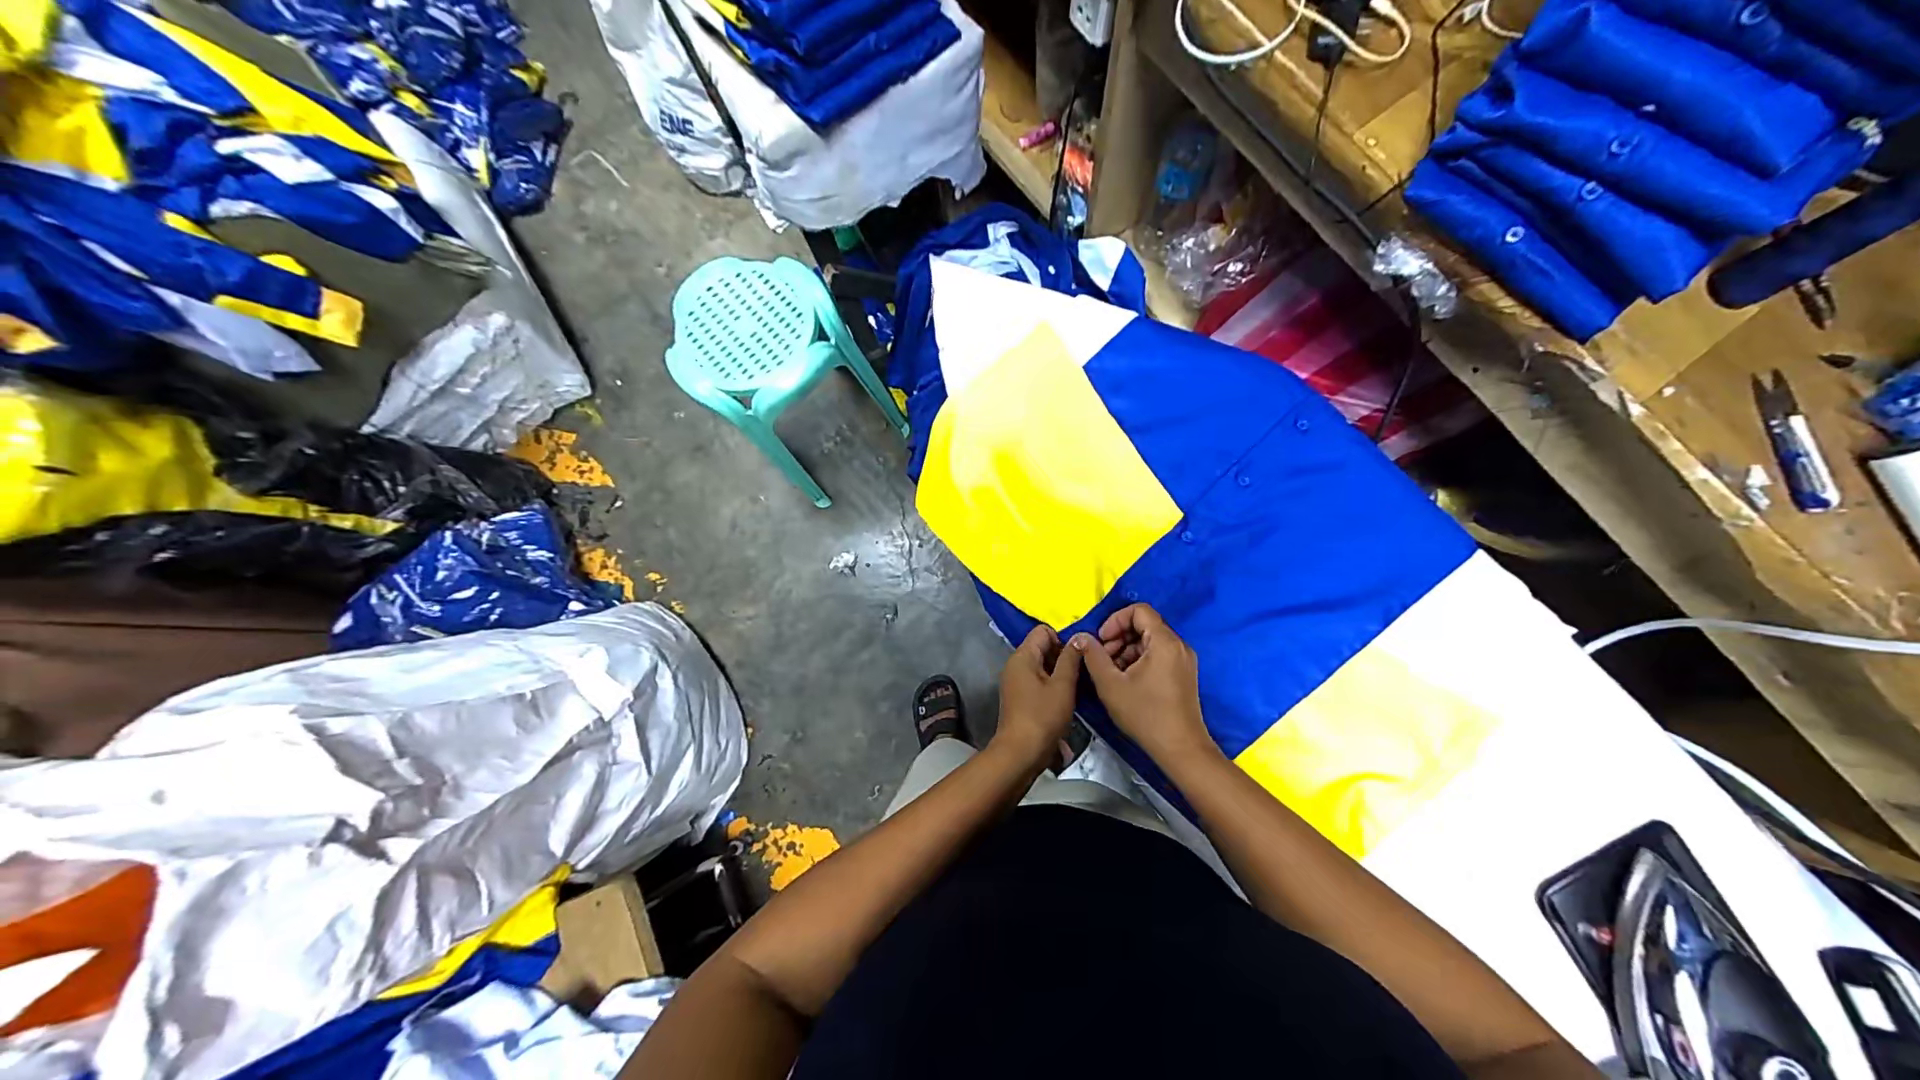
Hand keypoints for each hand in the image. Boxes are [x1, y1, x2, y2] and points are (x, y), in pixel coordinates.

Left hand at [990, 625, 1084, 769]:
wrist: (1021, 753)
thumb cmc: (1042, 716)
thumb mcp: (1062, 685)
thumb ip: (1071, 658)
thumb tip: (1079, 637)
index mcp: (1022, 656)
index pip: (1043, 631)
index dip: (1064, 638)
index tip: (1081, 653)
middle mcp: (1015, 665)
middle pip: (1043, 647)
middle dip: (1064, 655)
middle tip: (1085, 669)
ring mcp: (1016, 682)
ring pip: (1043, 666)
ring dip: (1061, 672)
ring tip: (1081, 683)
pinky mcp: (1020, 697)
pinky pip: (1039, 681)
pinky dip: (1053, 684)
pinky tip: (1068, 696)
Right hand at [1074, 604, 1212, 763]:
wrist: (1180, 748)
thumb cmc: (1145, 715)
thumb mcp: (1110, 684)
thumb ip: (1093, 656)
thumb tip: (1081, 638)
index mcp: (1164, 642)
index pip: (1139, 611)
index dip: (1115, 620)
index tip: (1101, 641)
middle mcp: (1178, 645)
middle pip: (1144, 625)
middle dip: (1119, 637)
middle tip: (1102, 658)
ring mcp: (1184, 660)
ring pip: (1150, 641)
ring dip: (1127, 650)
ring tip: (1111, 672)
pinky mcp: (1184, 674)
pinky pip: (1158, 655)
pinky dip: (1139, 660)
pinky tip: (1126, 680)